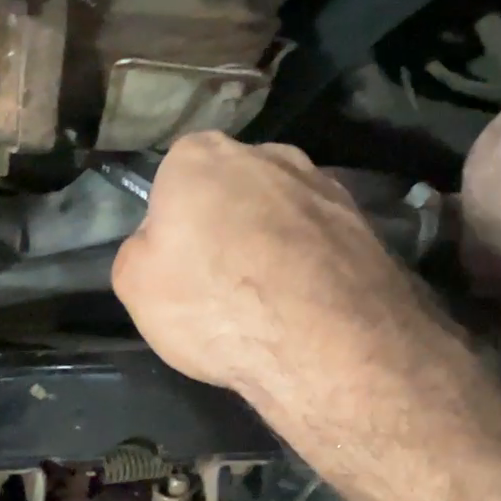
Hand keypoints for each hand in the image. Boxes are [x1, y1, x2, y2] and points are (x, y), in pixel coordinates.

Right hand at [112, 133, 424, 409]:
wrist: (328, 347)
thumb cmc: (214, 306)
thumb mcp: (133, 285)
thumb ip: (141, 248)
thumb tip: (162, 242)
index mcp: (201, 156)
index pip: (174, 177)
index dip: (172, 222)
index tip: (177, 262)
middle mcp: (267, 154)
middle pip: (232, 189)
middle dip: (226, 223)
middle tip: (221, 281)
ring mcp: (324, 186)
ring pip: (282, 212)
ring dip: (273, 243)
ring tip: (271, 301)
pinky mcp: (367, 224)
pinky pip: (321, 240)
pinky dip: (312, 264)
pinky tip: (307, 306)